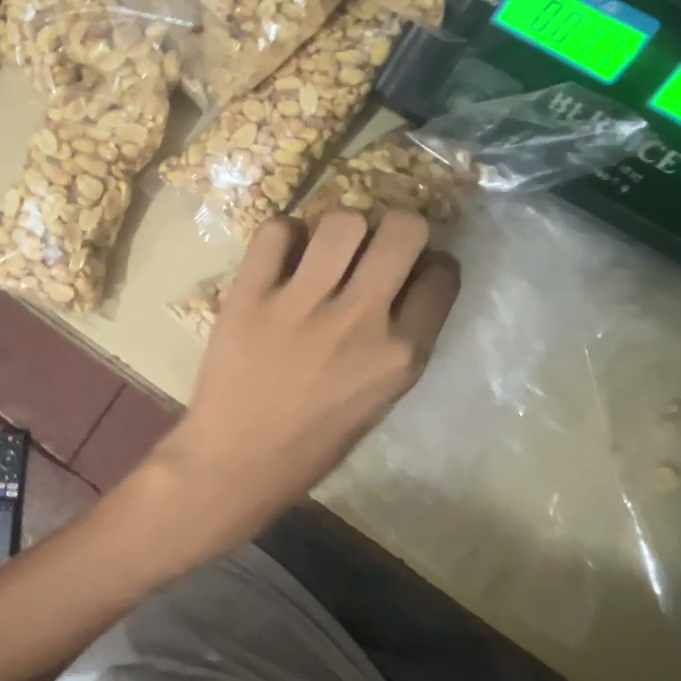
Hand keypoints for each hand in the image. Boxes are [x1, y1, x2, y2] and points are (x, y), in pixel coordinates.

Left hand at [148, 209, 460, 547]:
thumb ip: (399, 340)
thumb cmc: (314, 439)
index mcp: (400, 355)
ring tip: (326, 247)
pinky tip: (282, 256)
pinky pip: (277, 231)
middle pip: (402, 230)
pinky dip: (283, 235)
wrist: (238, 460)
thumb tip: (407, 278)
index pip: (442, 275)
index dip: (430, 261)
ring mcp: (302, 305)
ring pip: (342, 221)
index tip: (412, 265)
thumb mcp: (380, 397)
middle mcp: (359, 322)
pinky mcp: (251, 294)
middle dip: (396, 226)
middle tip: (374, 241)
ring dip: (340, 227)